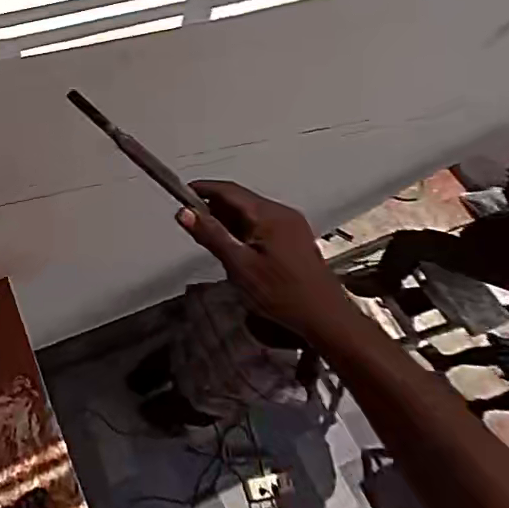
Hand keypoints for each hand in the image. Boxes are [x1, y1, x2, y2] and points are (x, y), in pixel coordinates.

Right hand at [174, 180, 357, 339]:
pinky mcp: (295, 238)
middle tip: (194, 221)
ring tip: (213, 239)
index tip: (183, 192)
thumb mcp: (239, 266)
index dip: (204, 189)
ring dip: (229, 220)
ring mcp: (292, 225)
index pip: (229, 190)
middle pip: (241, 200)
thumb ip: (211, 235)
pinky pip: (263, 224)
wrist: (325, 318)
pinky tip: (237, 249)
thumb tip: (185, 213)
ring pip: (252, 213)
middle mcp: (283, 213)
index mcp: (269, 215)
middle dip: (215, 207)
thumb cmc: (284, 296)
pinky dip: (244, 229)